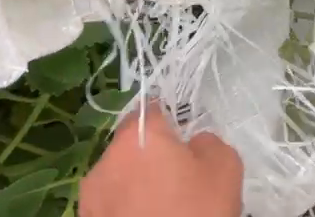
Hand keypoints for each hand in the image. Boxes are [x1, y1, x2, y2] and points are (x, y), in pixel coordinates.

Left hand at [79, 103, 243, 216]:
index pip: (149, 109)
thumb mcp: (225, 163)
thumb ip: (207, 141)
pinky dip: (126, 209)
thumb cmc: (196, 211)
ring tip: (162, 203)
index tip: (183, 136)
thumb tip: (191, 145)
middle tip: (177, 173)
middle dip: (150, 154)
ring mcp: (89, 202)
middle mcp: (104, 164)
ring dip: (135, 183)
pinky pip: (111, 207)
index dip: (168, 119)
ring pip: (117, 177)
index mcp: (137, 138)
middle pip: (129, 145)